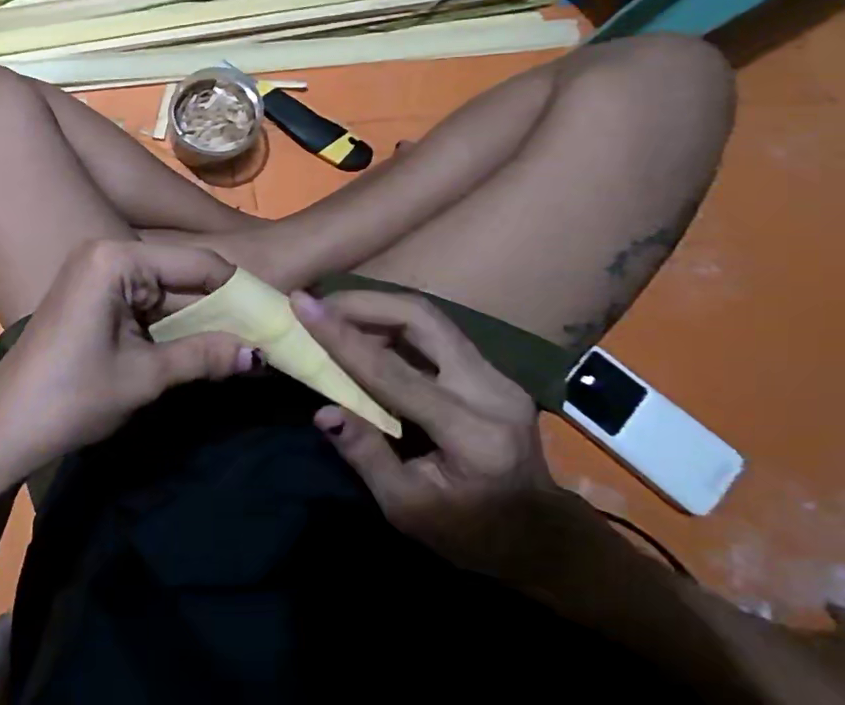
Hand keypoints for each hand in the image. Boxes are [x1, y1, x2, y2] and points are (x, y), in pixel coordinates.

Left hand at [0, 241, 250, 497]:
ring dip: (201, 322)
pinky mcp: (93, 297)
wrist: (6, 428)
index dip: (241, 292)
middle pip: (183, 276)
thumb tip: (262, 355)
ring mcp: (96, 274)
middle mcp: (106, 252)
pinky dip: (173, 327)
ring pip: (167, 293)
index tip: (279, 320)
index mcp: (115, 258)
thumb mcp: (144, 376)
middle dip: (223, 310)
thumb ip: (204, 356)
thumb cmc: (72, 397)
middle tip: (269, 341)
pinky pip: (146, 305)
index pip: (197, 264)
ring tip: (246, 349)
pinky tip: (205, 350)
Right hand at [293, 290, 574, 578]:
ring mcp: (498, 377)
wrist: (543, 541)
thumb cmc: (470, 535)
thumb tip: (323, 411)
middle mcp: (492, 392)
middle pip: (422, 319)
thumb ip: (365, 455)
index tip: (302, 304)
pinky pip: (436, 332)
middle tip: (319, 305)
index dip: (342, 336)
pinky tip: (366, 332)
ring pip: (430, 318)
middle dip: (364, 304)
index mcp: (471, 434)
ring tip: (334, 315)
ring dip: (378, 309)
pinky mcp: (492, 372)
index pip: (394, 372)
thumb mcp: (407, 509)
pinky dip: (394, 324)